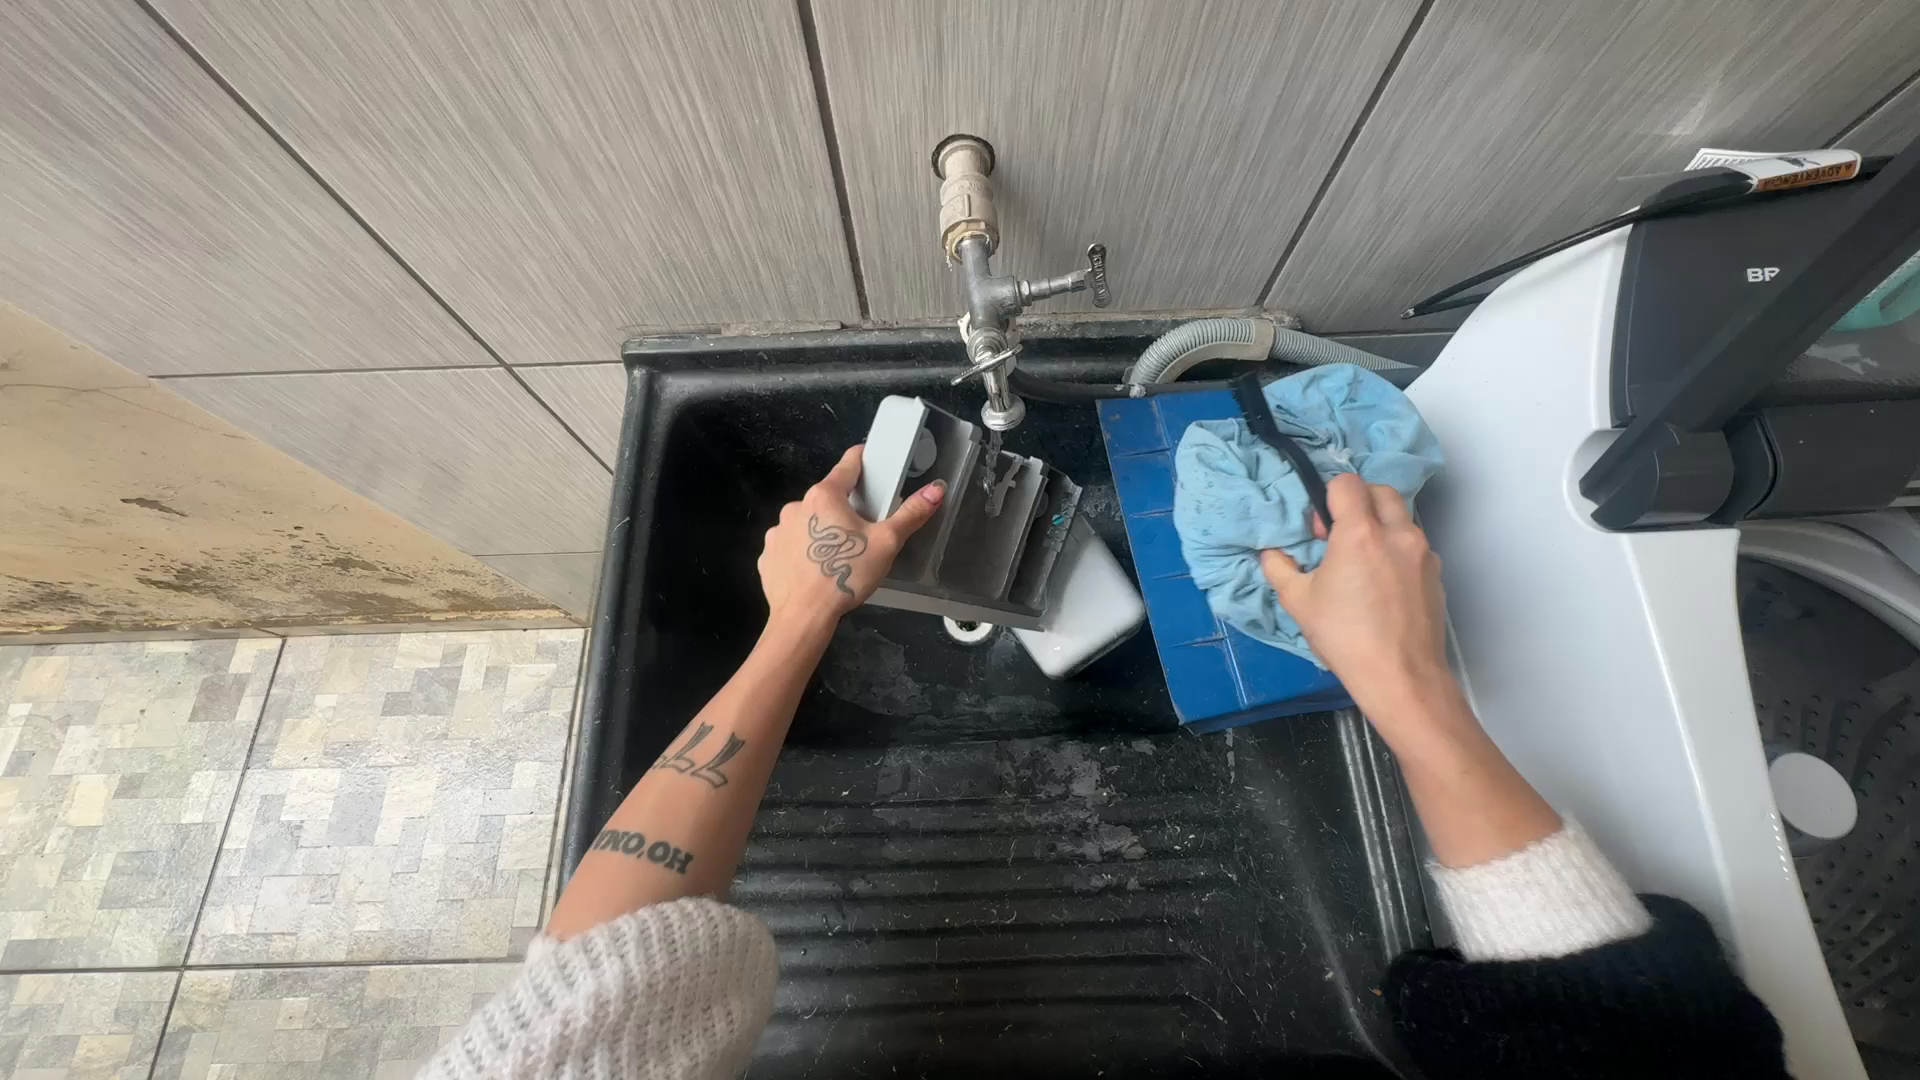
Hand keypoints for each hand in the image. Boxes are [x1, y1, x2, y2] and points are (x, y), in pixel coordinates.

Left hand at [758, 444, 944, 626]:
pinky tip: (816, 571)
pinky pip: (791, 546)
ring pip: (808, 523)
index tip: (872, 462)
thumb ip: (911, 514)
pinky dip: (804, 553)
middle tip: (863, 534)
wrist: (803, 617)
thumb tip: (935, 491)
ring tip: (839, 558)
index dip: (864, 460)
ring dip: (823, 532)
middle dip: (846, 510)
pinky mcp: (769, 555)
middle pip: (828, 498)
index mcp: (825, 495)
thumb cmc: (845, 575)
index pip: (848, 464)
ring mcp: (778, 531)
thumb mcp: (886, 544)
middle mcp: (796, 506)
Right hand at [1259, 474, 1455, 722]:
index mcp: (1359, 534)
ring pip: (1400, 518)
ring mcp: (1422, 553)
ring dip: (1378, 525)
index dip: (1328, 496)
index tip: (1320, 528)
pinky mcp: (1436, 574)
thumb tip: (1272, 553)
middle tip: (1338, 536)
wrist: (1400, 676)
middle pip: (1380, 491)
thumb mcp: (1297, 601)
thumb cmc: (1343, 635)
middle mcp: (1397, 534)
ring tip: (1358, 560)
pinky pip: (1413, 545)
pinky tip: (1379, 583)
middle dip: (1357, 502)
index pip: (1347, 484)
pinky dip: (1395, 549)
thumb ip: (1279, 567)